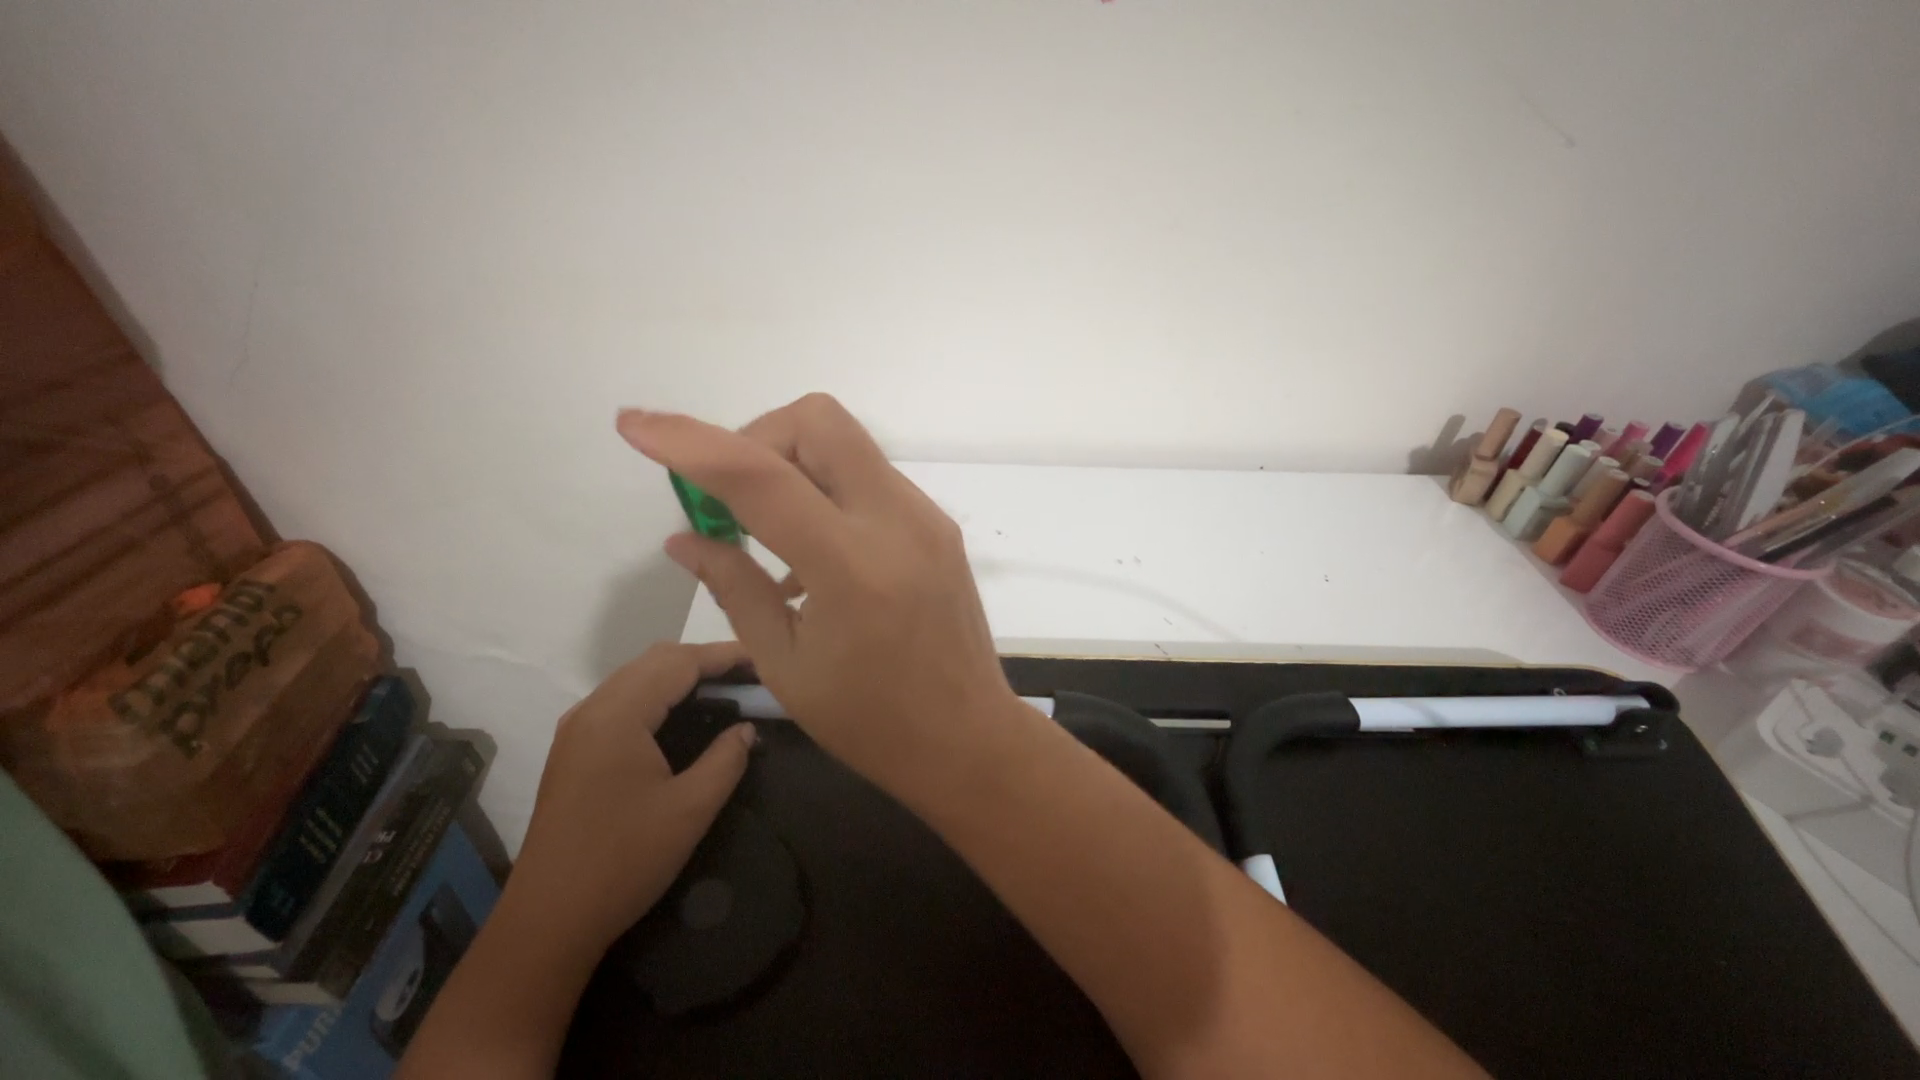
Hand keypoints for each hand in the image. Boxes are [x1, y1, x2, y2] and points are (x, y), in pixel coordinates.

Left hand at [508, 642, 757, 953]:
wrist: (550, 918)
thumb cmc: (624, 860)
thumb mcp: (690, 809)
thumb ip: (726, 759)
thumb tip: (746, 729)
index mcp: (617, 715)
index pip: (679, 662)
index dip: (725, 656)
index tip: (766, 659)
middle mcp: (591, 710)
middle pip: (654, 661)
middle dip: (704, 661)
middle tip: (750, 677)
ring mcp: (576, 730)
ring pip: (635, 679)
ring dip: (679, 677)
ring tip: (725, 693)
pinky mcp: (573, 752)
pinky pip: (621, 703)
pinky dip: (657, 697)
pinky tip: (682, 719)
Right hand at [615, 394, 1019, 785]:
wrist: (969, 740)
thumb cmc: (870, 722)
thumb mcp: (785, 665)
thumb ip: (734, 588)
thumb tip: (683, 538)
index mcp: (851, 567)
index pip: (761, 477)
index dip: (690, 443)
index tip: (636, 424)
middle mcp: (896, 522)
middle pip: (816, 421)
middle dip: (755, 439)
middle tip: (728, 501)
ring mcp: (926, 517)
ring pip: (845, 442)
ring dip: (790, 462)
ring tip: (764, 532)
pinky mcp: (938, 525)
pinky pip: (868, 476)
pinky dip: (825, 490)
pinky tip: (808, 553)